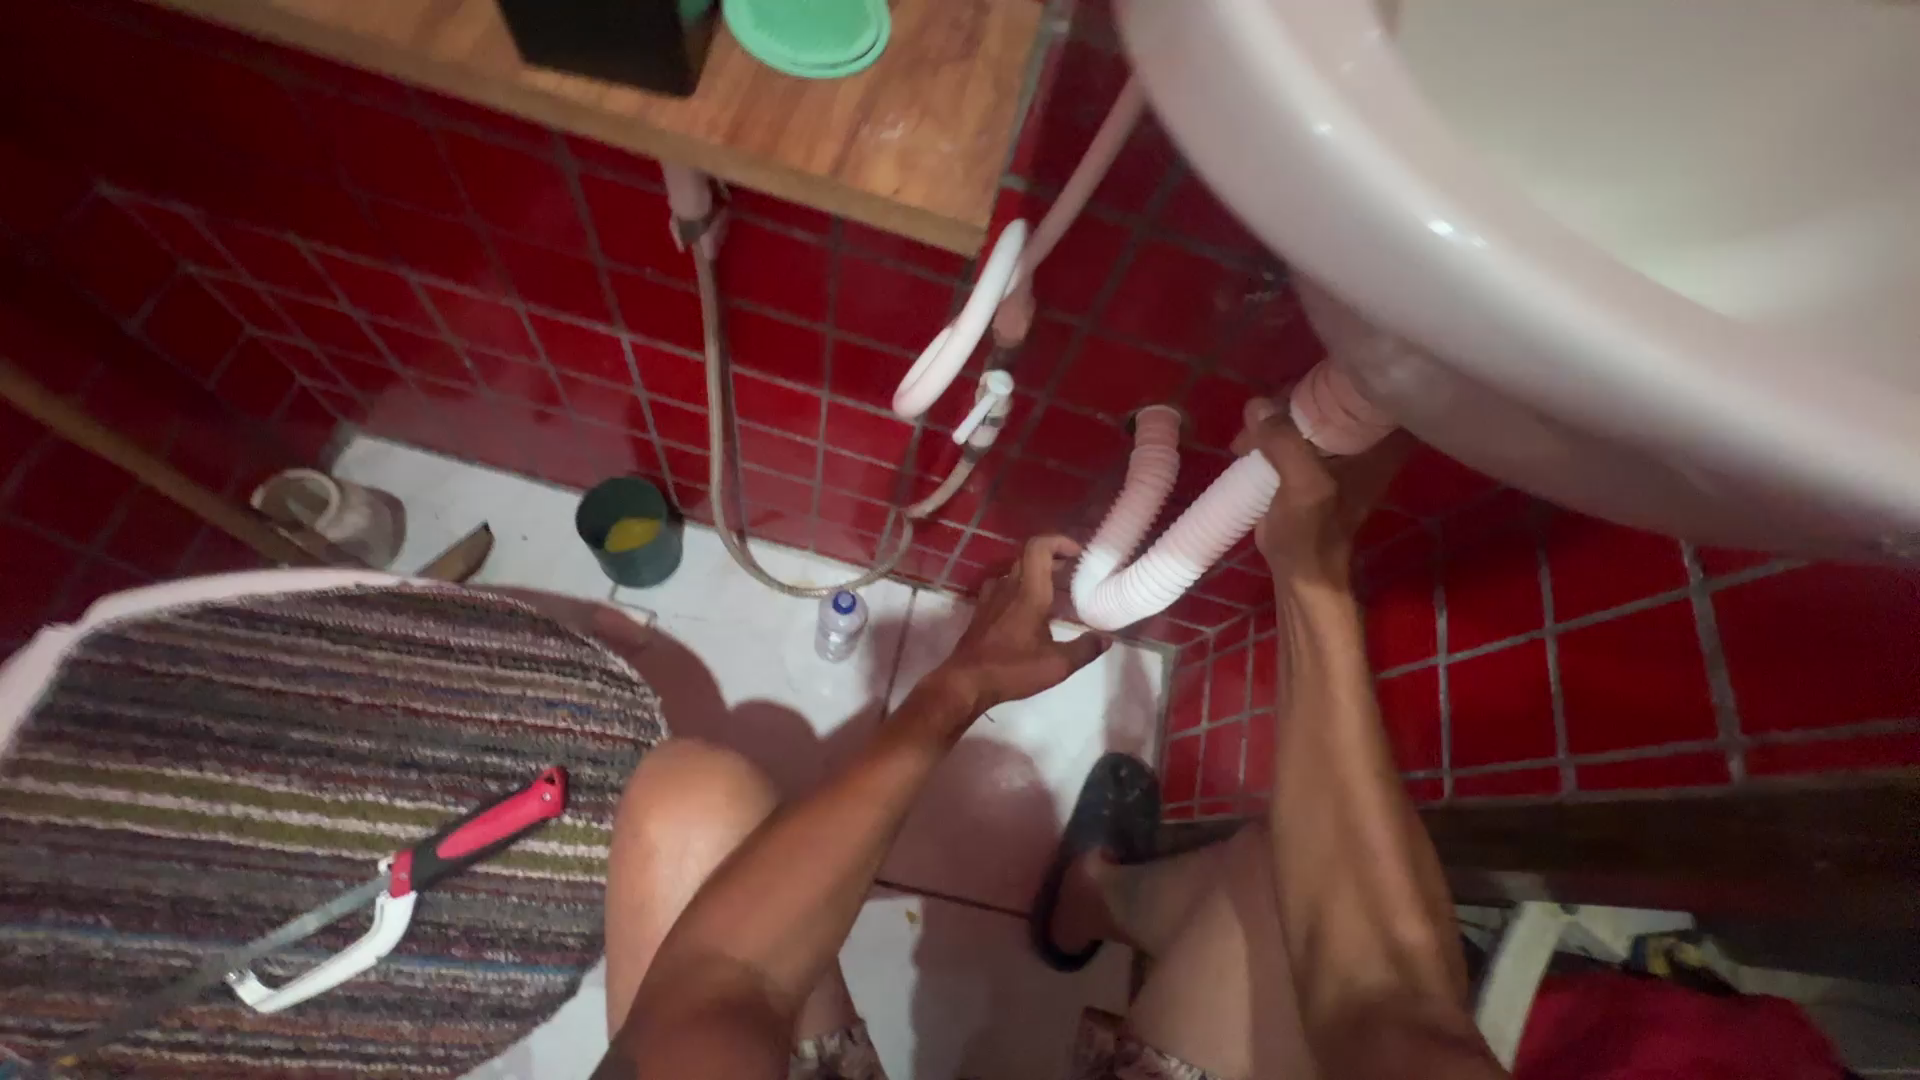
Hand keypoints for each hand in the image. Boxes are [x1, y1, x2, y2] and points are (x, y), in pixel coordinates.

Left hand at [929, 536, 1110, 715]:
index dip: (1058, 542)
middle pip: (1029, 556)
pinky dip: (1018, 586)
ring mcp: (991, 597)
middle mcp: (1009, 587)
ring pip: (1015, 571)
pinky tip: (1025, 606)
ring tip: (1053, 589)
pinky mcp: (981, 610)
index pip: (1039, 548)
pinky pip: (1002, 586)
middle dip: (1053, 557)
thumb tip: (1106, 639)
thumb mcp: (1056, 665)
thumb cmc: (1012, 669)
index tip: (1077, 554)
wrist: (966, 681)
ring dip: (1035, 572)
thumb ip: (1084, 650)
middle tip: (1072, 572)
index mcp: (1029, 593)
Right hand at [1234, 399, 1410, 586]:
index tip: (1289, 392)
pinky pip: (1293, 433)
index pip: (1359, 388)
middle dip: (1289, 403)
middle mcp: (1367, 439)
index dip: (1325, 380)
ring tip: (1247, 440)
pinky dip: (1270, 434)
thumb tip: (1256, 405)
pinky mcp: (1315, 463)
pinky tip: (1248, 445)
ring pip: (1307, 413)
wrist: (1300, 570)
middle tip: (1259, 421)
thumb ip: (1284, 443)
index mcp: (1381, 441)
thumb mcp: (1302, 485)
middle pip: (1329, 396)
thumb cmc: (1310, 531)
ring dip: (1274, 420)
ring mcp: (1340, 451)